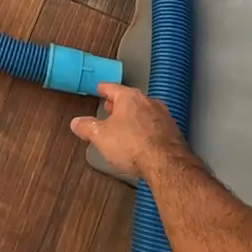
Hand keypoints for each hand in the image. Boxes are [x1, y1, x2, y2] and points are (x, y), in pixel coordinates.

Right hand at [70, 83, 189, 179]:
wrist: (166, 164)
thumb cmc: (133, 145)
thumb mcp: (100, 136)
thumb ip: (87, 127)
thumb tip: (77, 123)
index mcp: (129, 97)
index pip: (113, 88)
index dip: (104, 89)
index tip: (100, 88)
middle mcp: (148, 102)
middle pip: (130, 99)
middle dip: (119, 104)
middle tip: (111, 108)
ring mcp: (164, 117)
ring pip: (145, 112)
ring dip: (135, 117)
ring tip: (126, 127)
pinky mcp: (174, 133)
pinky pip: (156, 127)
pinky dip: (147, 130)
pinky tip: (142, 142)